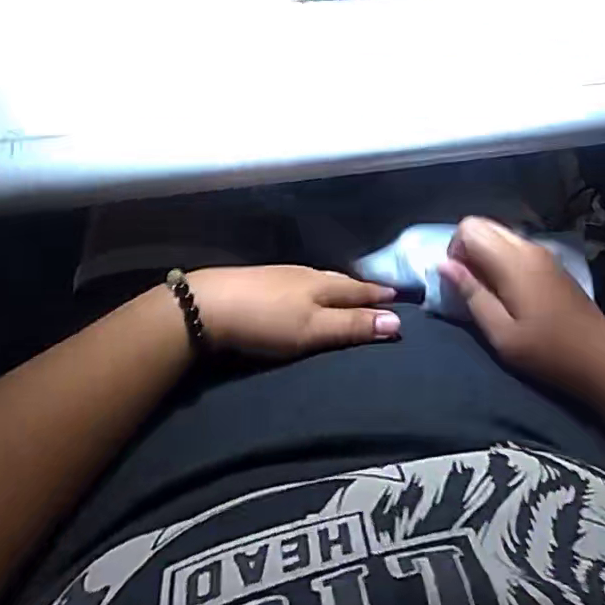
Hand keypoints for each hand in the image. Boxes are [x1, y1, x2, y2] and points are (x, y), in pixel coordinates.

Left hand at [185, 266, 400, 359]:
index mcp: (322, 286)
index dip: (378, 296)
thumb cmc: (266, 322)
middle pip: (340, 280)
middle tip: (379, 292)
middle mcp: (305, 274)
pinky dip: (313, 285)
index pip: (358, 291)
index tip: (398, 297)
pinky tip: (305, 289)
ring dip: (337, 284)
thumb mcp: (314, 330)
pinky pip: (299, 279)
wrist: (206, 306)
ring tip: (347, 289)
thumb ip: (352, 326)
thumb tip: (397, 321)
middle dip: (361, 287)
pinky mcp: (259, 280)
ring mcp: (280, 274)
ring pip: (318, 277)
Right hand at [438, 217, 604, 395]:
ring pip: (500, 234)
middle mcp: (528, 247)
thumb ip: (471, 294)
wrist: (601, 356)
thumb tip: (443, 265)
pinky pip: (516, 246)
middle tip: (471, 287)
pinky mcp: (552, 263)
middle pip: (484, 224)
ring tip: (489, 292)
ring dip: (485, 254)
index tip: (460, 282)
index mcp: (512, 260)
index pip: (469, 227)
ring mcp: (543, 253)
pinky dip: (502, 259)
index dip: (455, 250)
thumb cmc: (547, 350)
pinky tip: (510, 293)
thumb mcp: (501, 333)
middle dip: (467, 249)